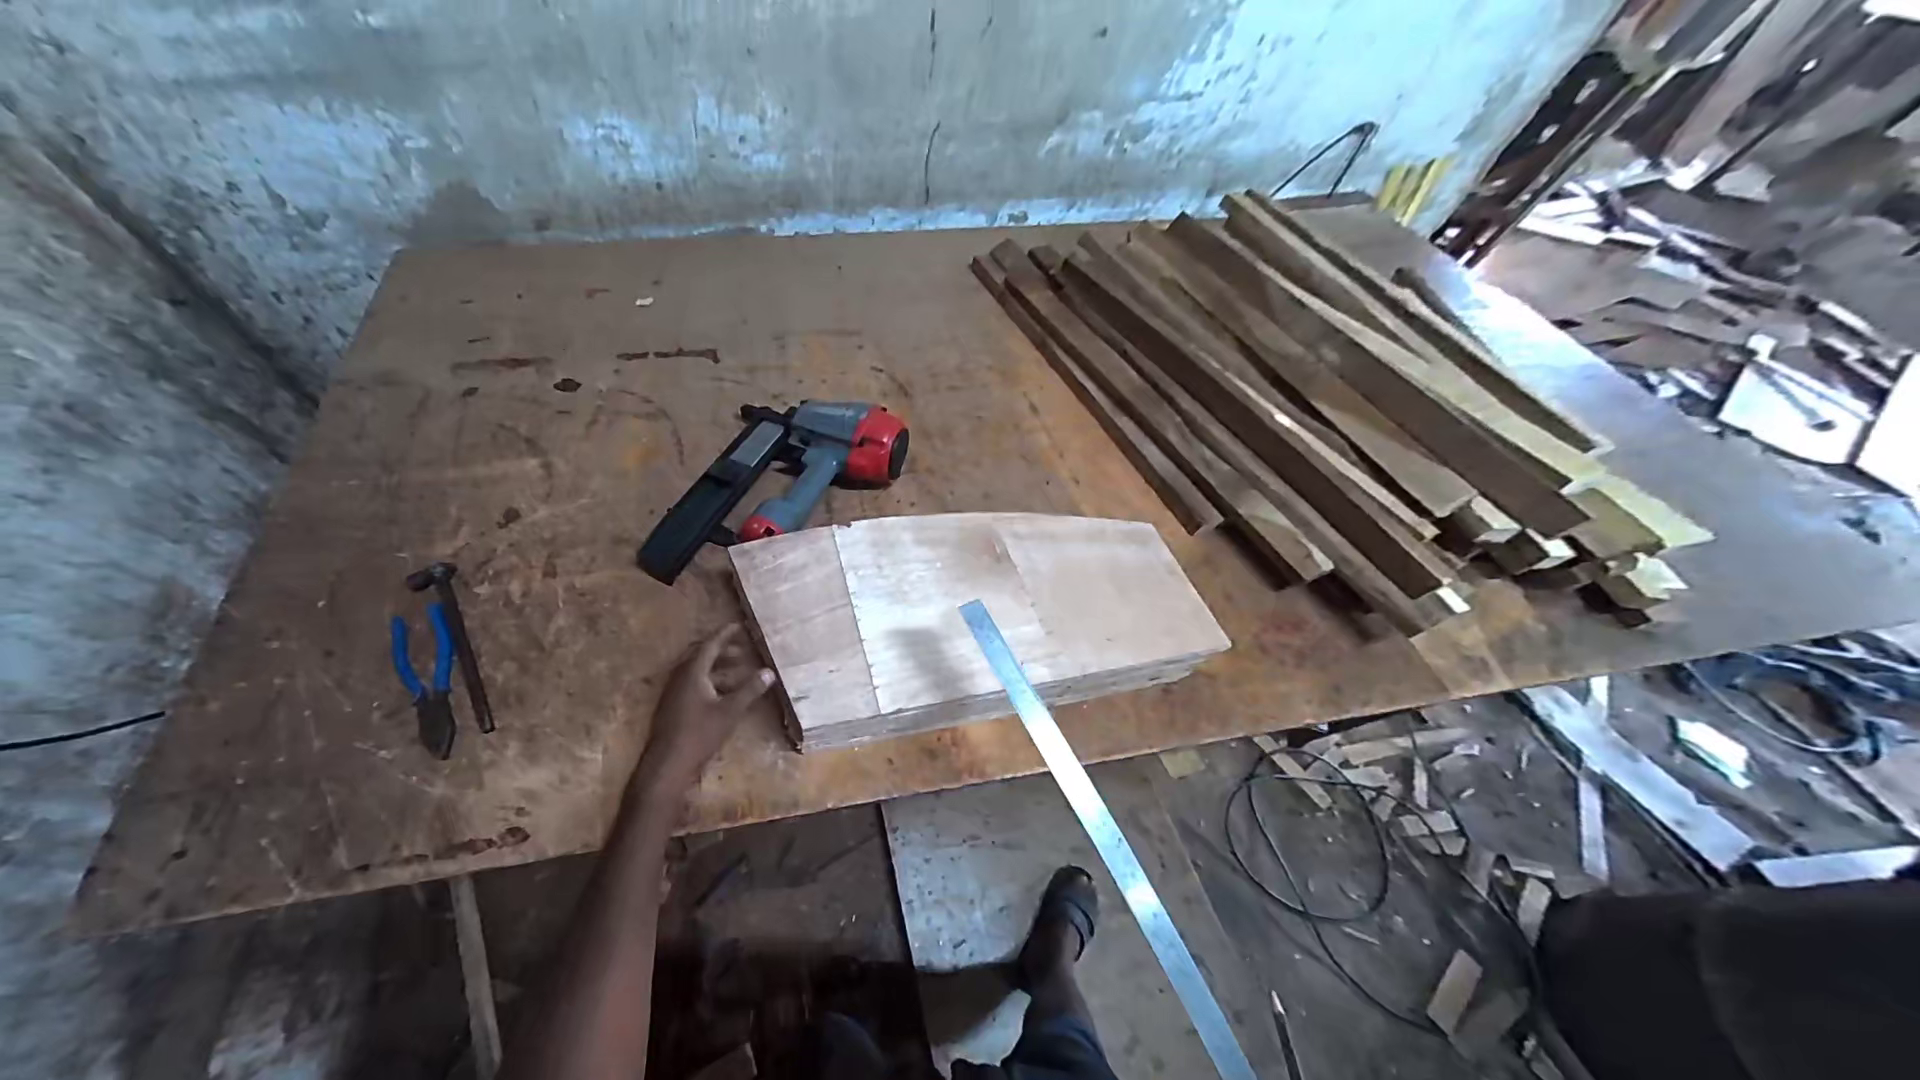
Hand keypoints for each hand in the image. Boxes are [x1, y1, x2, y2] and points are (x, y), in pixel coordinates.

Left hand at [632, 624, 775, 798]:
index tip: (740, 626)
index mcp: (692, 672)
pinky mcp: (674, 707)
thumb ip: (750, 690)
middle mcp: (680, 678)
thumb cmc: (700, 733)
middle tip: (743, 650)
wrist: (668, 765)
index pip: (710, 645)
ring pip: (698, 672)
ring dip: (719, 668)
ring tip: (740, 672)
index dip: (726, 634)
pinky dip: (712, 682)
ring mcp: (675, 693)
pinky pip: (694, 684)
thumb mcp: (730, 711)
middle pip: (702, 656)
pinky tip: (726, 695)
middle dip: (723, 651)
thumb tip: (769, 672)